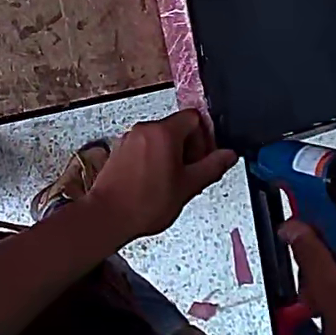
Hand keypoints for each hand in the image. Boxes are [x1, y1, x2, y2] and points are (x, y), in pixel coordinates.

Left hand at [84, 109, 237, 243]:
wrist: (107, 217)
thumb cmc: (144, 203)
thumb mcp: (189, 186)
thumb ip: (212, 167)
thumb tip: (228, 155)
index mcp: (164, 132)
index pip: (195, 118)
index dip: (205, 137)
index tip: (205, 157)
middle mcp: (145, 129)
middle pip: (177, 128)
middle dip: (189, 149)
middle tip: (190, 173)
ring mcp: (129, 139)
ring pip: (160, 139)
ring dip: (171, 156)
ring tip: (171, 183)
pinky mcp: (119, 151)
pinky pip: (144, 148)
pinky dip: (153, 160)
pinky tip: (154, 184)